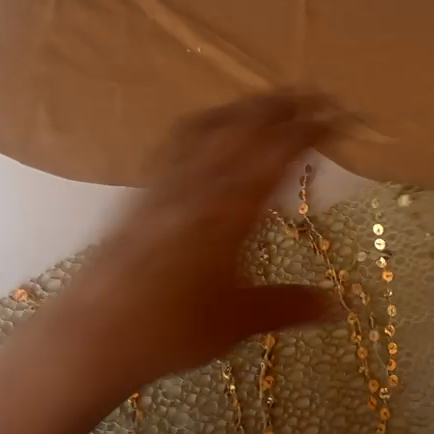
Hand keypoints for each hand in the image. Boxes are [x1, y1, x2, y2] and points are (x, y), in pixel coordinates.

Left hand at [21, 93, 336, 400]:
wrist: (92, 334)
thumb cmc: (171, 330)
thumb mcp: (238, 321)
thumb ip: (289, 306)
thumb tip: (340, 308)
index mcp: (234, 208)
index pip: (282, 150)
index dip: (314, 127)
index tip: (341, 118)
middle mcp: (204, 182)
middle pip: (250, 124)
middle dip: (288, 105)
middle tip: (317, 98)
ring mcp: (171, 179)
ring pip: (216, 124)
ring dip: (250, 107)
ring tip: (273, 103)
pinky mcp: (146, 187)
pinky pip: (182, 137)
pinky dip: (210, 120)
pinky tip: (214, 126)